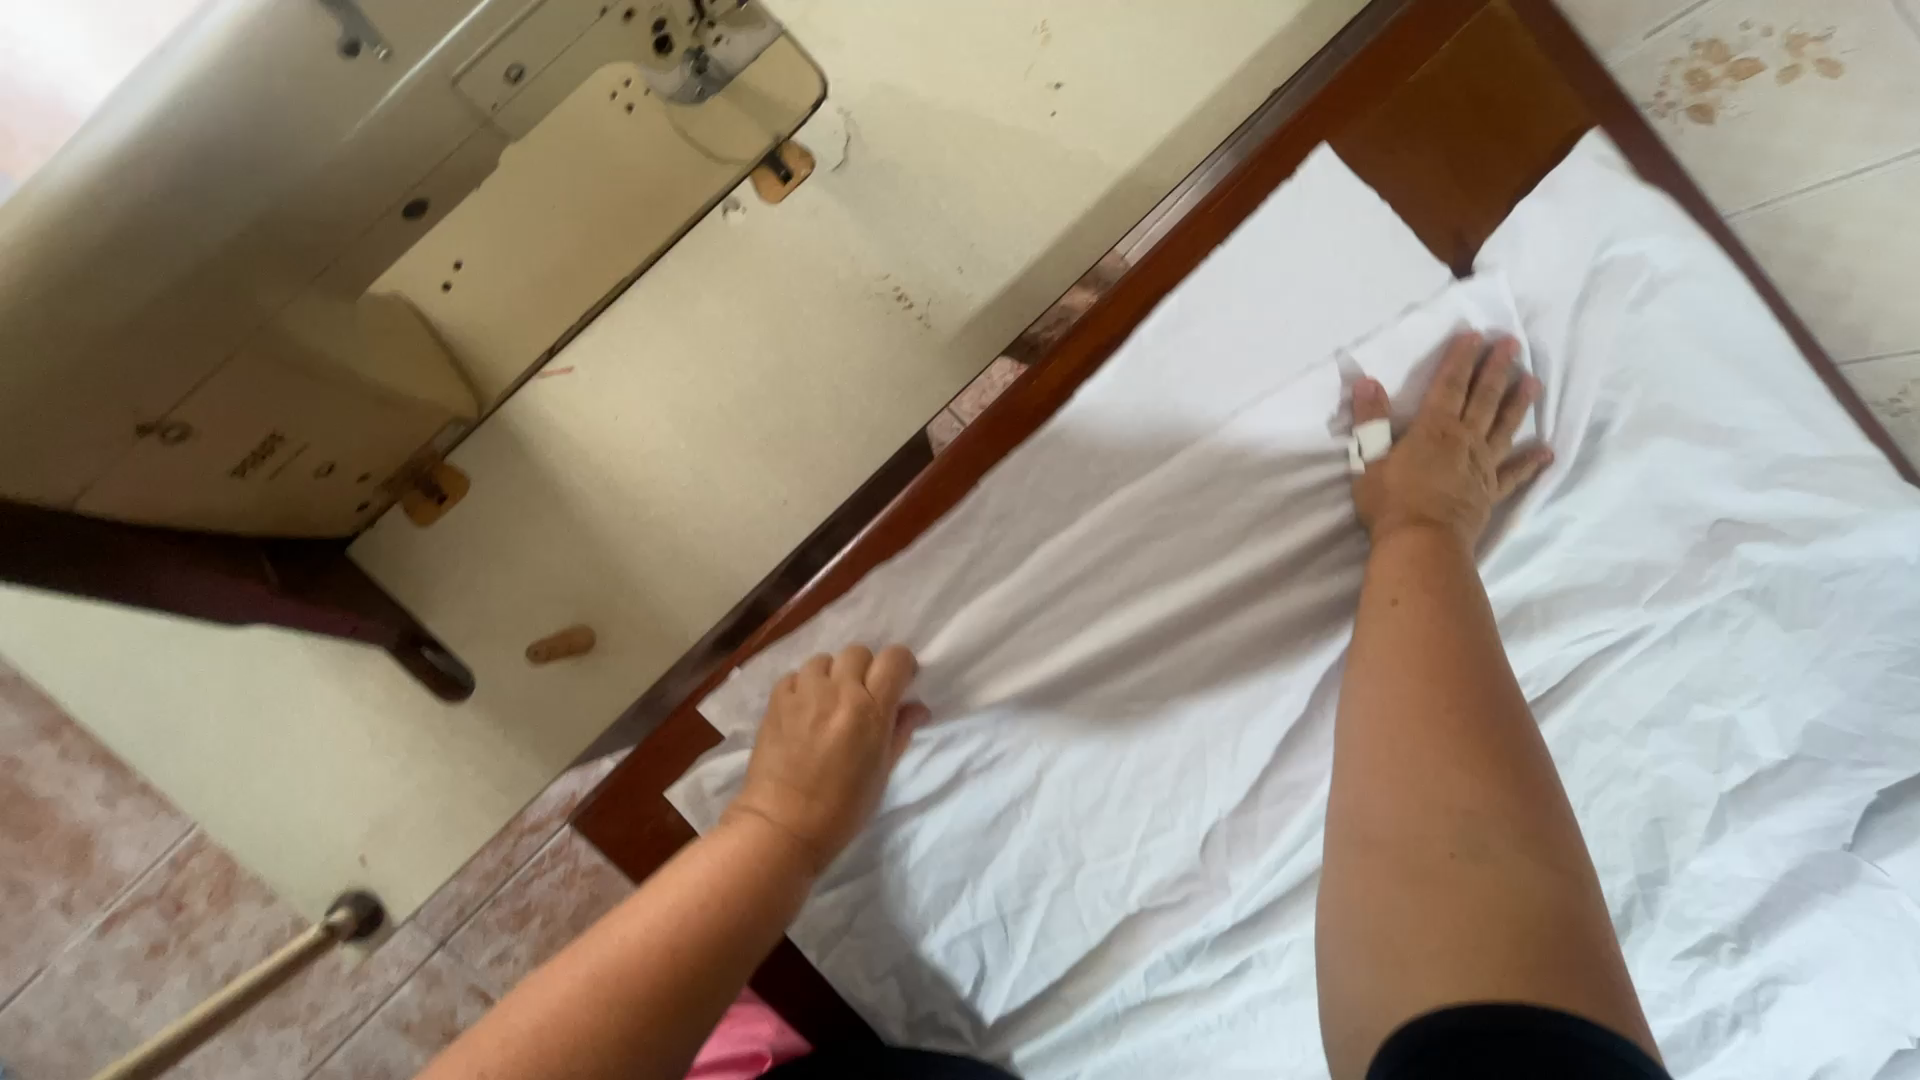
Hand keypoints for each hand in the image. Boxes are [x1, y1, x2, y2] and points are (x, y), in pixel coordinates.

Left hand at [724, 645, 929, 873]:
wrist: (783, 825)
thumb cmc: (843, 808)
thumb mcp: (882, 771)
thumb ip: (901, 730)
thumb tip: (918, 707)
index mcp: (870, 710)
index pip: (895, 659)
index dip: (902, 666)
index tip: (900, 683)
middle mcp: (838, 692)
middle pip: (859, 652)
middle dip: (866, 670)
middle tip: (863, 697)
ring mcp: (803, 693)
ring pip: (825, 660)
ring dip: (832, 675)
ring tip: (829, 702)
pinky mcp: (776, 700)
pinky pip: (796, 675)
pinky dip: (804, 686)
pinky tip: (804, 710)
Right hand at [1351, 332, 1552, 549]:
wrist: (1421, 542)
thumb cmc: (1390, 500)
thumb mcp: (1369, 458)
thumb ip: (1370, 420)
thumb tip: (1366, 382)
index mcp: (1434, 429)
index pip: (1449, 386)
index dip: (1460, 360)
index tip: (1474, 335)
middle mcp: (1464, 440)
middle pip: (1483, 399)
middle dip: (1496, 370)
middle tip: (1512, 344)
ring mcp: (1482, 466)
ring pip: (1504, 428)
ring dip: (1518, 404)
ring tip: (1533, 381)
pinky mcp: (1489, 492)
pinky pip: (1513, 474)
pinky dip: (1530, 462)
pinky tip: (1546, 452)